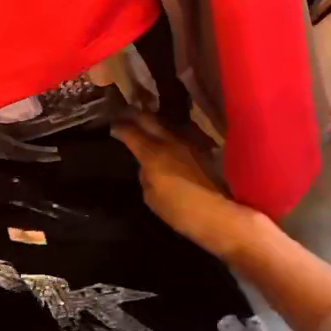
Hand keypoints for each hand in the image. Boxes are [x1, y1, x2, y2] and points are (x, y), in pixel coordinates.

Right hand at [112, 114, 262, 257]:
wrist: (218, 215)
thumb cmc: (180, 211)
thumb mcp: (151, 197)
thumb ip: (144, 176)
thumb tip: (146, 166)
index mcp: (153, 153)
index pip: (131, 133)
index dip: (119, 128)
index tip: (111, 127)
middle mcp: (171, 141)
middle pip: (149, 119)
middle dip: (134, 116)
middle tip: (123, 116)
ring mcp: (189, 143)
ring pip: (166, 124)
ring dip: (153, 123)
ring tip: (143, 125)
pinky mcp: (201, 150)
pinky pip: (178, 135)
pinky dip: (167, 133)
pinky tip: (164, 140)